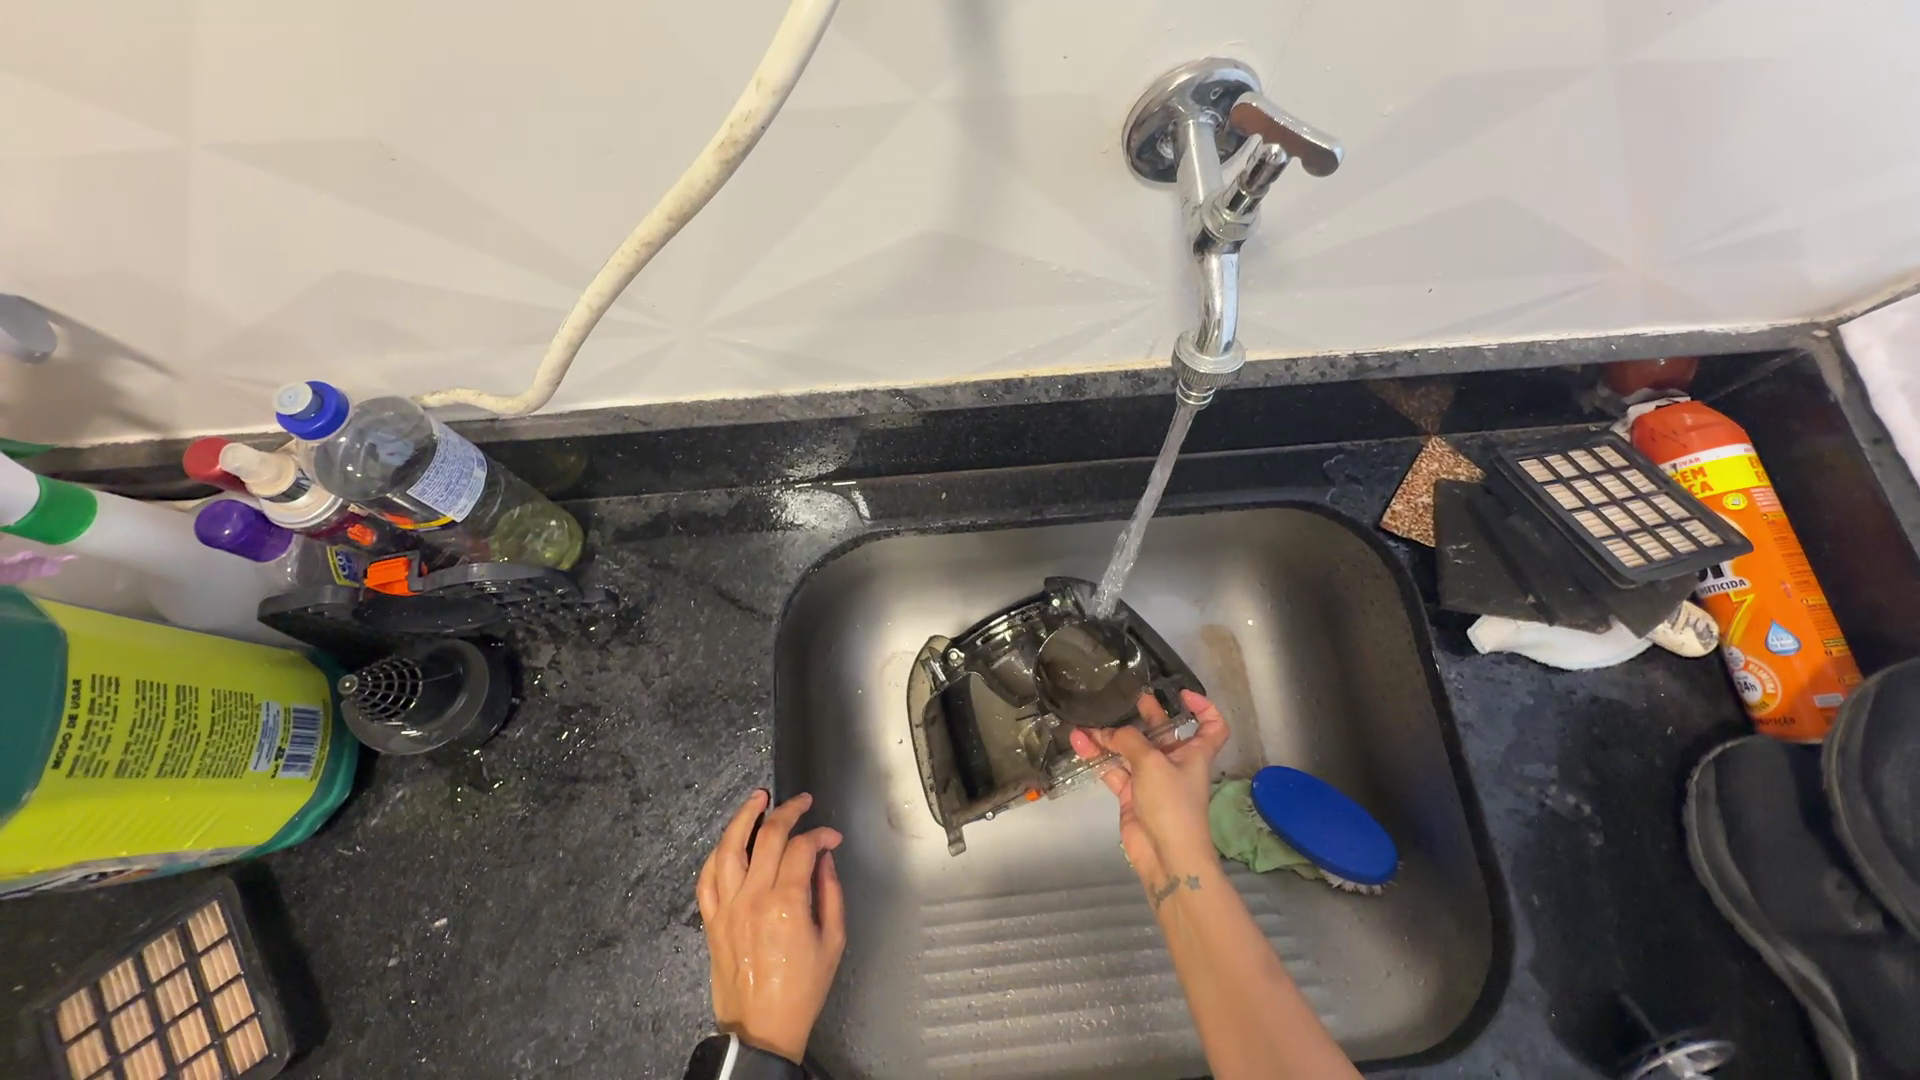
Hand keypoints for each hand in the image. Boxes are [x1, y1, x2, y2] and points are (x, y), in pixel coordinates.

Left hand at [695, 790, 845, 1063]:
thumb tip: (824, 857)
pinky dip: (717, 852)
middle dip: (788, 811)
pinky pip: (706, 877)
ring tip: (758, 798)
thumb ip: (831, 893)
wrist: (762, 1029)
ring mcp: (726, 907)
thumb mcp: (833, 941)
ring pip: (729, 847)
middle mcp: (752, 897)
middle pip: (767, 836)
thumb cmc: (804, 989)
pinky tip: (729, 839)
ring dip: (743, 817)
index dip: (821, 835)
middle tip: (802, 801)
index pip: (803, 847)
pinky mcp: (711, 920)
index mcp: (787, 903)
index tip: (832, 838)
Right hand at [1069, 689, 1228, 891]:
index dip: (1204, 708)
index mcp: (1194, 753)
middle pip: (1162, 732)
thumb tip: (1107, 732)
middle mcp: (1174, 762)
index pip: (1212, 726)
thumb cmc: (1172, 802)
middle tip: (1123, 697)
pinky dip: (1097, 756)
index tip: (1182, 695)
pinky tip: (1080, 742)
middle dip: (1145, 714)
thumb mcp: (1153, 762)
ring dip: (1110, 736)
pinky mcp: (1130, 795)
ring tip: (1087, 720)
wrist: (1166, 854)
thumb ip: (1129, 740)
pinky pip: (1113, 769)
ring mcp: (1151, 779)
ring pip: (1130, 750)